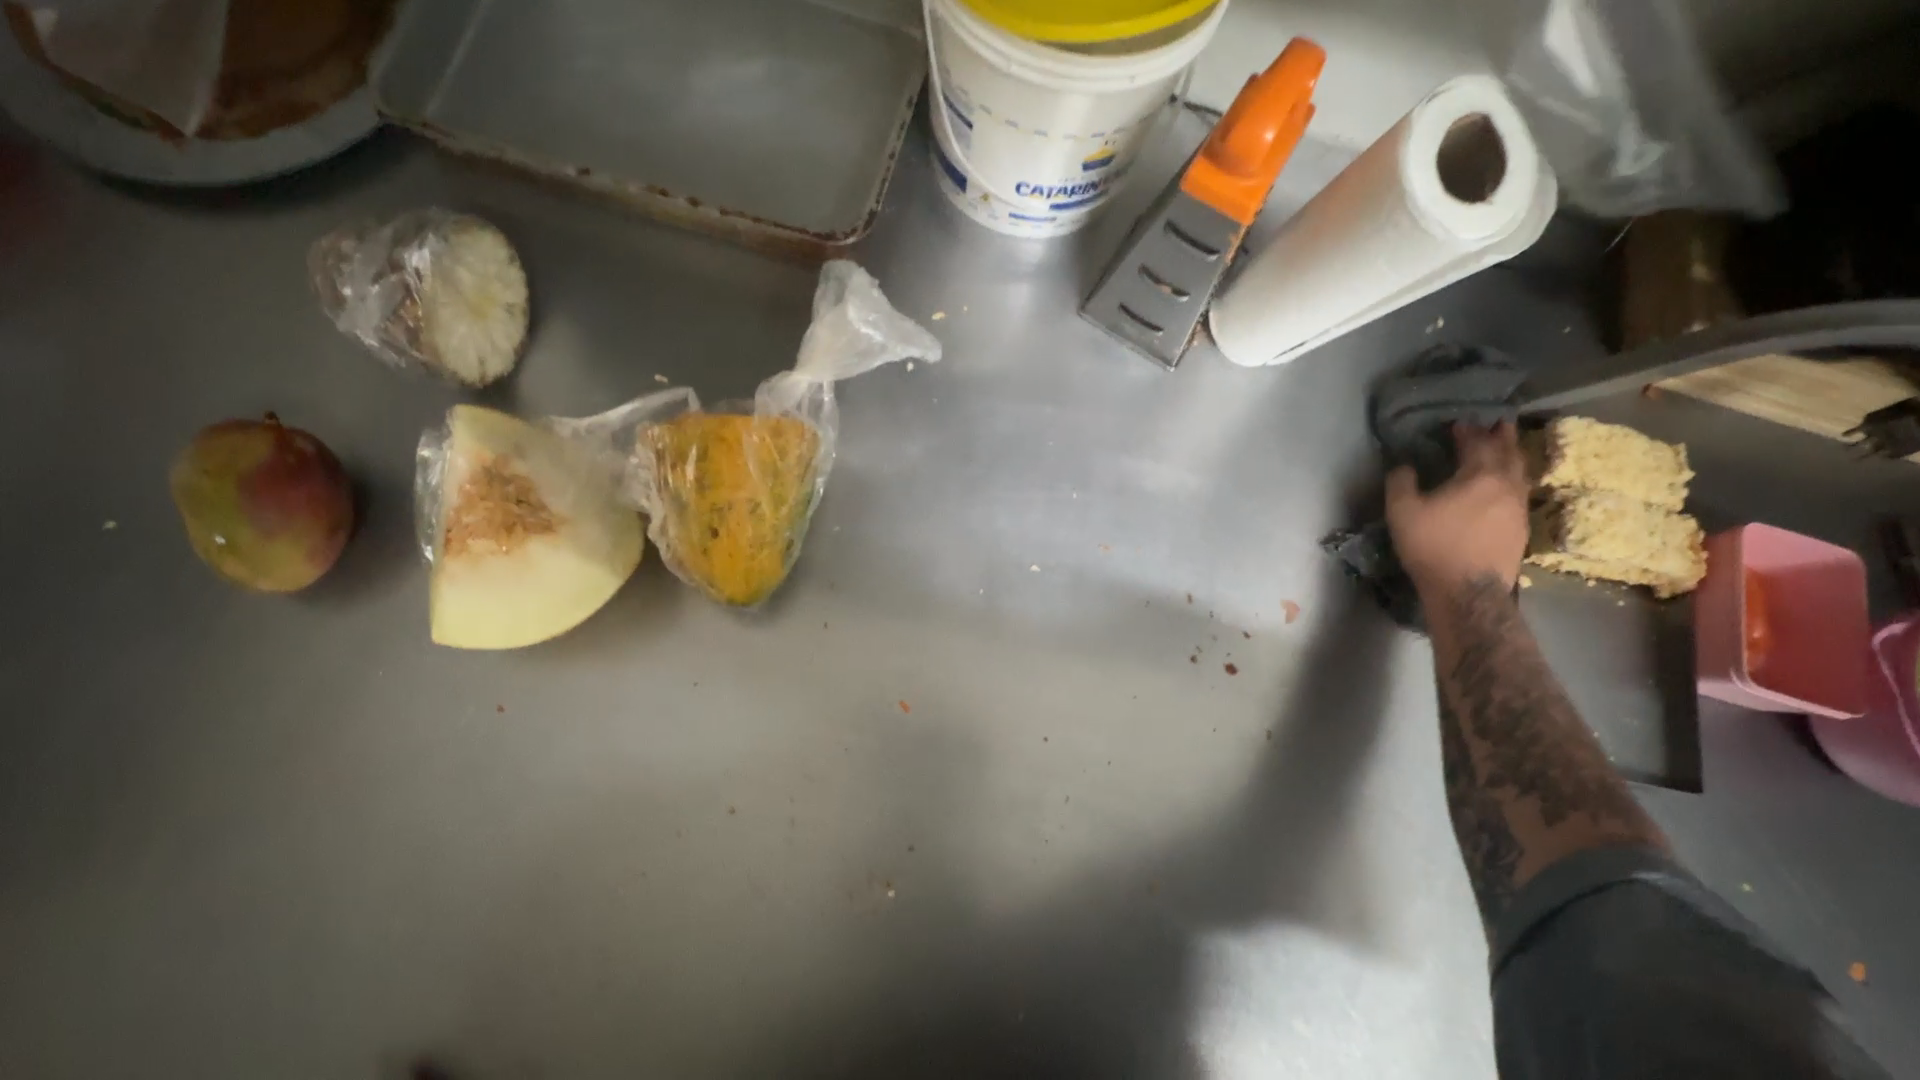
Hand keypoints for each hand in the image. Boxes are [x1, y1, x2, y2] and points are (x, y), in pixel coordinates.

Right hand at [1386, 422, 1529, 595]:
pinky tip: (1504, 486)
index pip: (1477, 443)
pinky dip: (1512, 480)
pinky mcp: (1522, 528)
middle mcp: (1506, 485)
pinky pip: (1520, 492)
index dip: (1467, 431)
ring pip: (1519, 473)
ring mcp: (1519, 507)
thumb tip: (1404, 465)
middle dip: (1501, 436)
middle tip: (1497, 423)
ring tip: (1505, 449)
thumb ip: (1401, 482)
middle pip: (1508, 452)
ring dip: (1512, 456)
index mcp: (1479, 475)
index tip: (1458, 423)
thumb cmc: (1434, 546)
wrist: (1468, 591)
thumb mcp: (1402, 512)